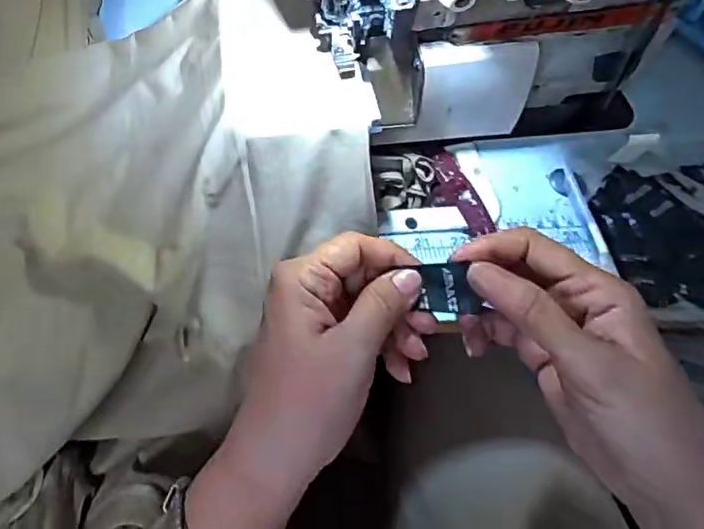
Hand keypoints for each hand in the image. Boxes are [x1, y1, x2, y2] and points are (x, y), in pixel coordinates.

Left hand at [186, 233, 426, 528]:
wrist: (274, 458)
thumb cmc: (310, 399)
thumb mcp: (354, 348)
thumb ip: (382, 304)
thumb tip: (411, 273)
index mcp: (301, 276)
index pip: (353, 246)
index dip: (393, 258)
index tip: (429, 280)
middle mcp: (303, 285)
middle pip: (361, 274)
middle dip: (397, 300)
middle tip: (429, 326)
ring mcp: (310, 311)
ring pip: (363, 301)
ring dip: (394, 325)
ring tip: (416, 355)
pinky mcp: (318, 336)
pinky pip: (356, 324)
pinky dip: (380, 342)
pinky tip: (401, 369)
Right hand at [453, 229, 703, 528]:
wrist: (672, 495)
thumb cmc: (642, 419)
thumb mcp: (587, 361)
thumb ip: (531, 311)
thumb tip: (477, 268)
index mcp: (596, 289)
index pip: (535, 248)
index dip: (493, 248)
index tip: (455, 261)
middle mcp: (575, 300)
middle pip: (517, 270)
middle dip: (482, 276)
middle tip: (446, 292)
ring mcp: (560, 329)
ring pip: (508, 300)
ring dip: (480, 306)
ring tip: (460, 325)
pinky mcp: (548, 357)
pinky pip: (509, 330)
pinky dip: (487, 332)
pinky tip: (475, 345)